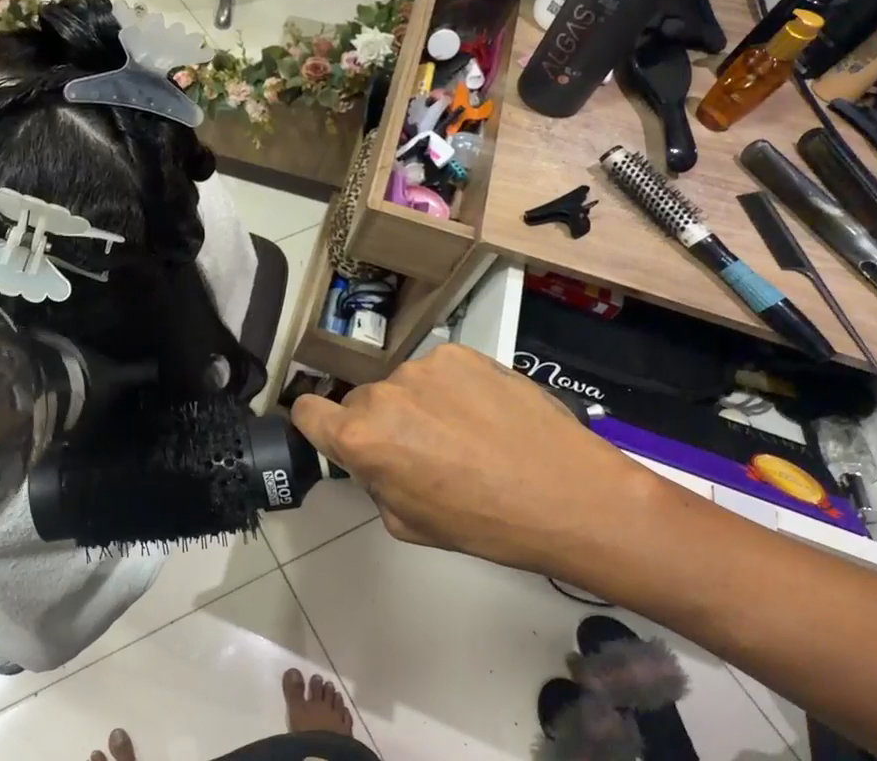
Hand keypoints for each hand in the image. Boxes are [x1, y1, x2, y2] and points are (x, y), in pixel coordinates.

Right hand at [288, 343, 664, 575]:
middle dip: (382, 424)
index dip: (318, 425)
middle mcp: (383, 394)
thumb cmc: (486, 524)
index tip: (340, 438)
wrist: (571, 496)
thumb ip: (376, 482)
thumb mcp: (409, 523)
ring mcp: (423, 367)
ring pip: (404, 386)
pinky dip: (453, 388)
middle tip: (426, 453)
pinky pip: (440, 370)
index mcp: (361, 439)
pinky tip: (488, 414)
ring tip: (469, 435)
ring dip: (420, 405)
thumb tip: (377, 461)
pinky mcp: (461, 352)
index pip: (305, 411)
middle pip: (361, 402)